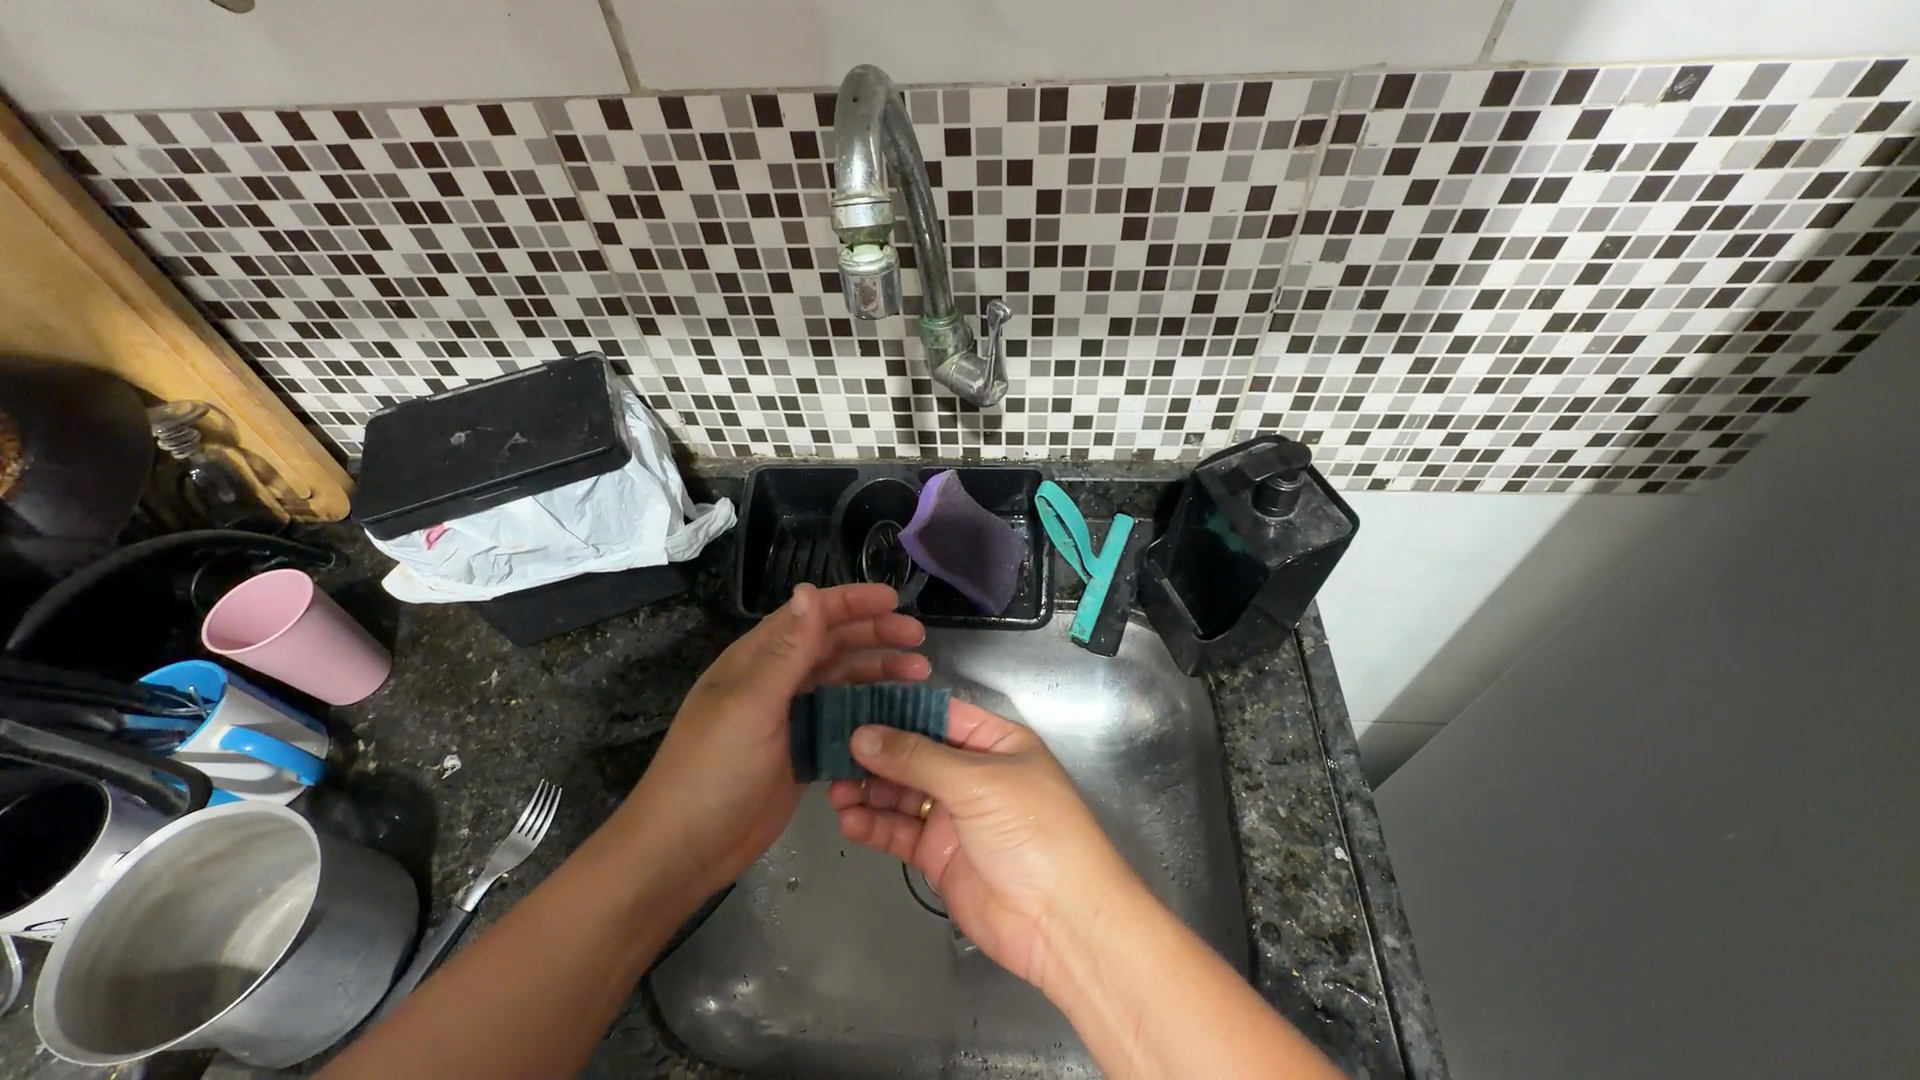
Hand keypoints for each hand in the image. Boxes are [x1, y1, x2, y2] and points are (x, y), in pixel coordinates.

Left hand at [623, 583, 928, 903]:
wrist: (686, 849)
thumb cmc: (712, 770)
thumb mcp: (752, 704)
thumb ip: (787, 651)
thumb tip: (808, 591)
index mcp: (756, 660)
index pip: (809, 616)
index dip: (851, 602)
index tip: (894, 600)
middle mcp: (774, 683)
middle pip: (832, 647)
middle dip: (875, 637)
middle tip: (919, 640)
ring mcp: (789, 720)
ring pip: (842, 684)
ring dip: (879, 674)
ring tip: (919, 674)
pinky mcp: (801, 755)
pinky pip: (843, 724)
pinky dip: (871, 716)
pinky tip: (899, 717)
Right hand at [827, 703, 1144, 991]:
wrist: (1060, 921)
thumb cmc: (1034, 832)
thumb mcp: (978, 782)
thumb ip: (917, 758)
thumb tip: (863, 735)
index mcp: (995, 742)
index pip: (937, 714)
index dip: (895, 710)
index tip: (850, 706)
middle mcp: (973, 774)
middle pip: (914, 754)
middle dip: (874, 754)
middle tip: (829, 751)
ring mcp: (955, 816)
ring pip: (901, 793)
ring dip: (868, 790)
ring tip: (834, 789)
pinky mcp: (939, 855)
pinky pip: (899, 832)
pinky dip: (873, 825)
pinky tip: (849, 819)